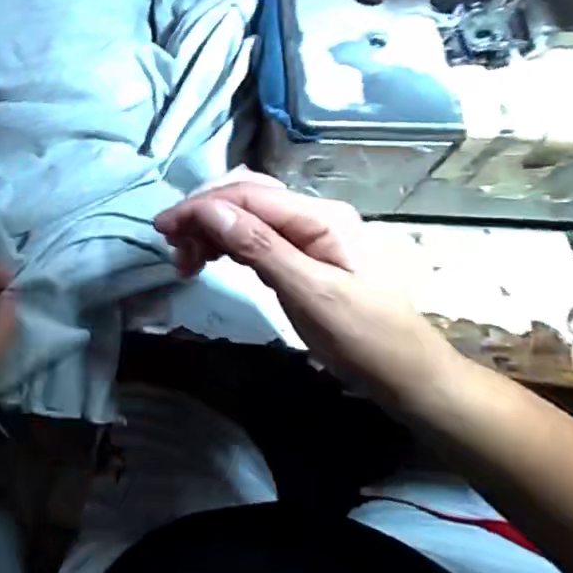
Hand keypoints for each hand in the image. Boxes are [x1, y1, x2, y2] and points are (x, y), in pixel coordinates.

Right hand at [154, 173, 455, 404]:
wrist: (410, 376)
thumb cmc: (367, 340)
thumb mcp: (312, 295)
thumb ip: (260, 249)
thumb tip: (210, 211)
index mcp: (321, 217)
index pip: (248, 195)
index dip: (201, 207)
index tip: (162, 229)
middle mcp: (314, 216)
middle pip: (246, 198)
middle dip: (203, 215)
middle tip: (172, 249)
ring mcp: (310, 236)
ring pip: (248, 217)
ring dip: (212, 230)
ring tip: (186, 261)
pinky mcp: (304, 257)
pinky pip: (257, 239)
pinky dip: (228, 245)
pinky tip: (212, 260)